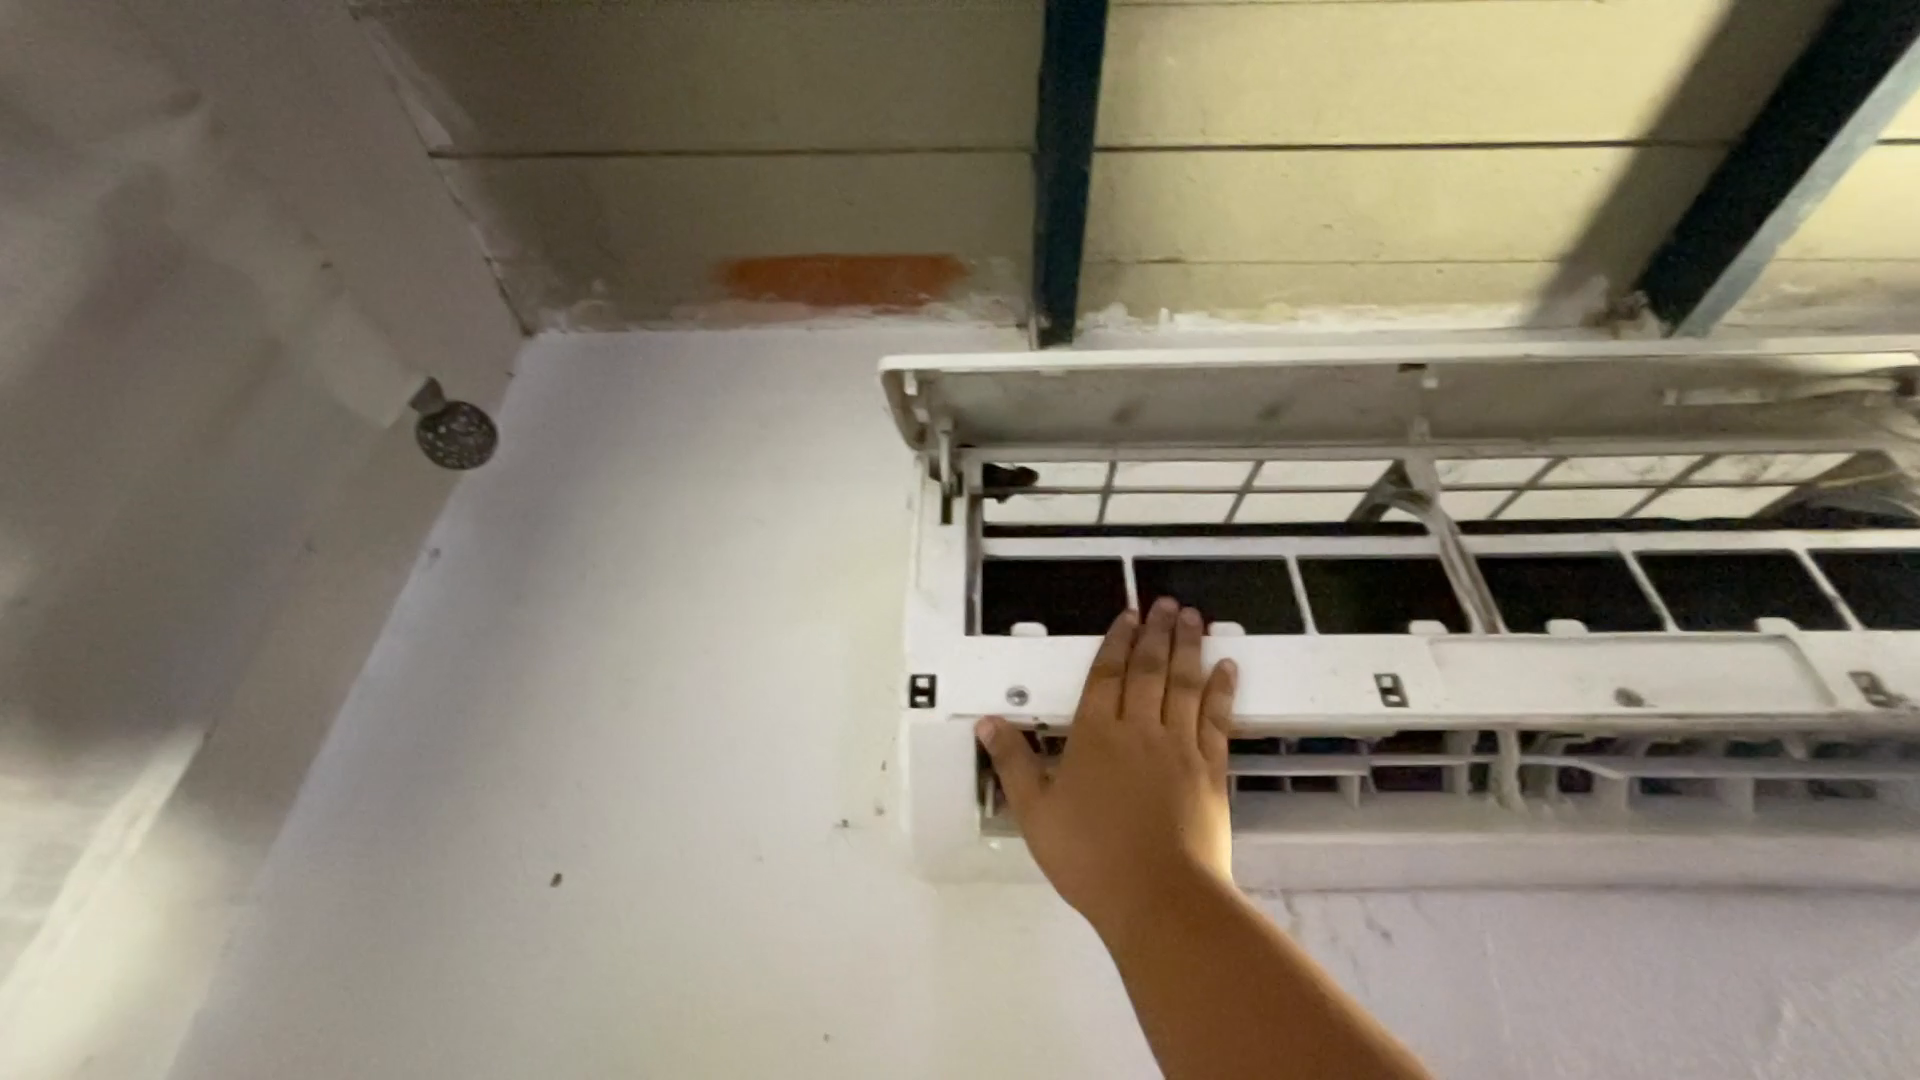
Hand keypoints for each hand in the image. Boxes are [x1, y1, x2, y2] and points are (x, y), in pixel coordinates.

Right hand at [975, 597, 1238, 934]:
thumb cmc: (1089, 856)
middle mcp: (1139, 730)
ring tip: (1194, 618)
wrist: (1158, 897)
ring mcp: (1179, 748)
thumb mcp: (1034, 812)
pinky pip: (1217, 720)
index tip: (1128, 614)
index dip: (1116, 642)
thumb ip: (1013, 762)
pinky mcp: (1210, 770)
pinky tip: (1228, 668)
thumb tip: (989, 722)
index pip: (1106, 676)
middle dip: (1157, 633)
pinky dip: (1222, 691)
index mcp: (1095, 736)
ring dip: (1189, 648)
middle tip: (1167, 603)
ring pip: (1185, 685)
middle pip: (1149, 670)